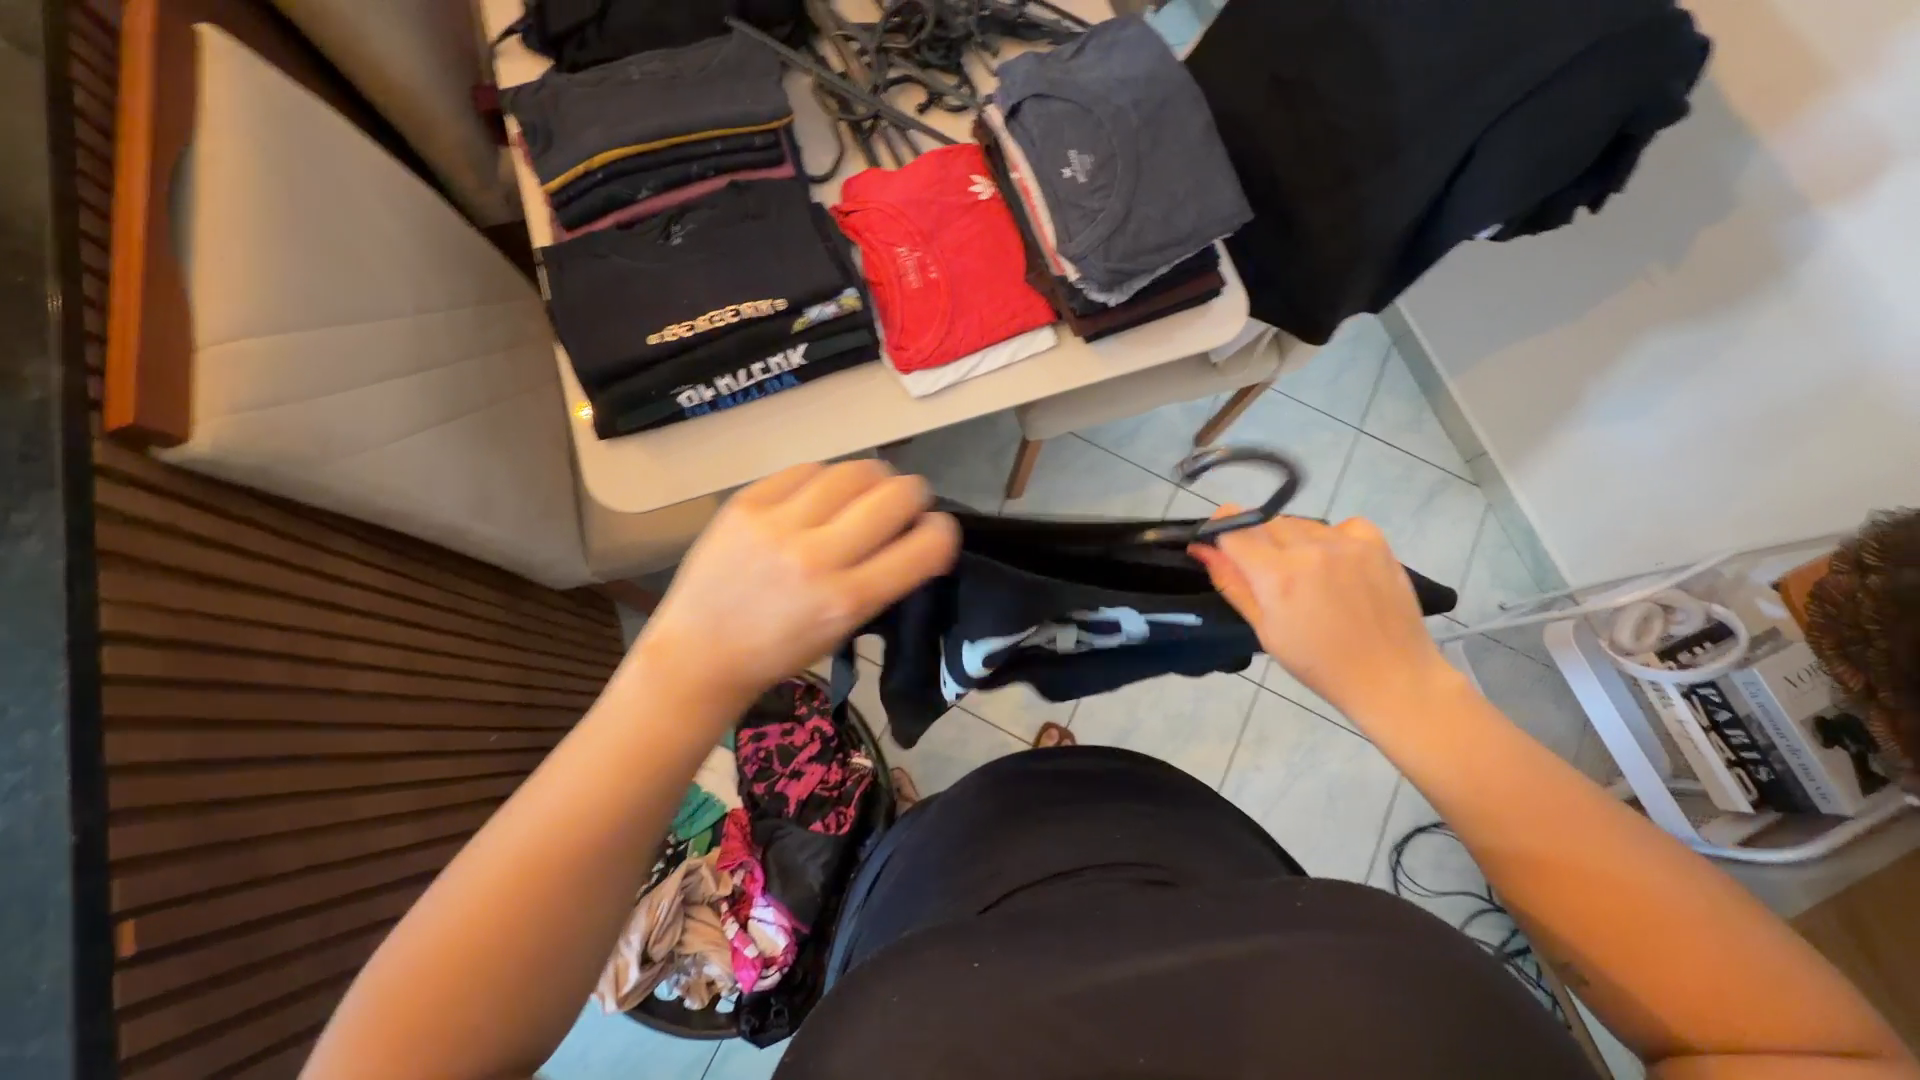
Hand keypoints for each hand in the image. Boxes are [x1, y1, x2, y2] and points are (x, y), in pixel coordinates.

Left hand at [633, 460, 958, 708]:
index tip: (934, 529)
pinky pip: (806, 470)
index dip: (942, 530)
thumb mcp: (843, 630)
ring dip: (873, 479)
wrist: (699, 653)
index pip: (926, 545)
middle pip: (895, 495)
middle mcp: (817, 557)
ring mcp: (778, 525)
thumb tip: (912, 533)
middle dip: (913, 495)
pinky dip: (824, 479)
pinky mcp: (746, 504)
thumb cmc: (779, 652)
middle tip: (904, 503)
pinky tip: (819, 494)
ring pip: (854, 472)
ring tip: (864, 491)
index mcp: (848, 600)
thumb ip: (880, 583)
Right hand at [1188, 509, 1456, 722]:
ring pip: (1300, 524)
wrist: (1391, 675)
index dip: (1220, 532)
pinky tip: (1336, 566)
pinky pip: (1339, 525)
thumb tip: (1202, 549)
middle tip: (1270, 577)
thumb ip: (1232, 583)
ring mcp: (1346, 542)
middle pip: (1265, 523)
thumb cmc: (1318, 663)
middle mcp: (1310, 549)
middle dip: (1257, 542)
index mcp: (1277, 576)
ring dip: (1293, 541)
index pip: (1233, 528)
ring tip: (1307, 577)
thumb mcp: (1265, 629)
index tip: (1219, 544)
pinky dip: (1331, 539)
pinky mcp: (1375, 542)